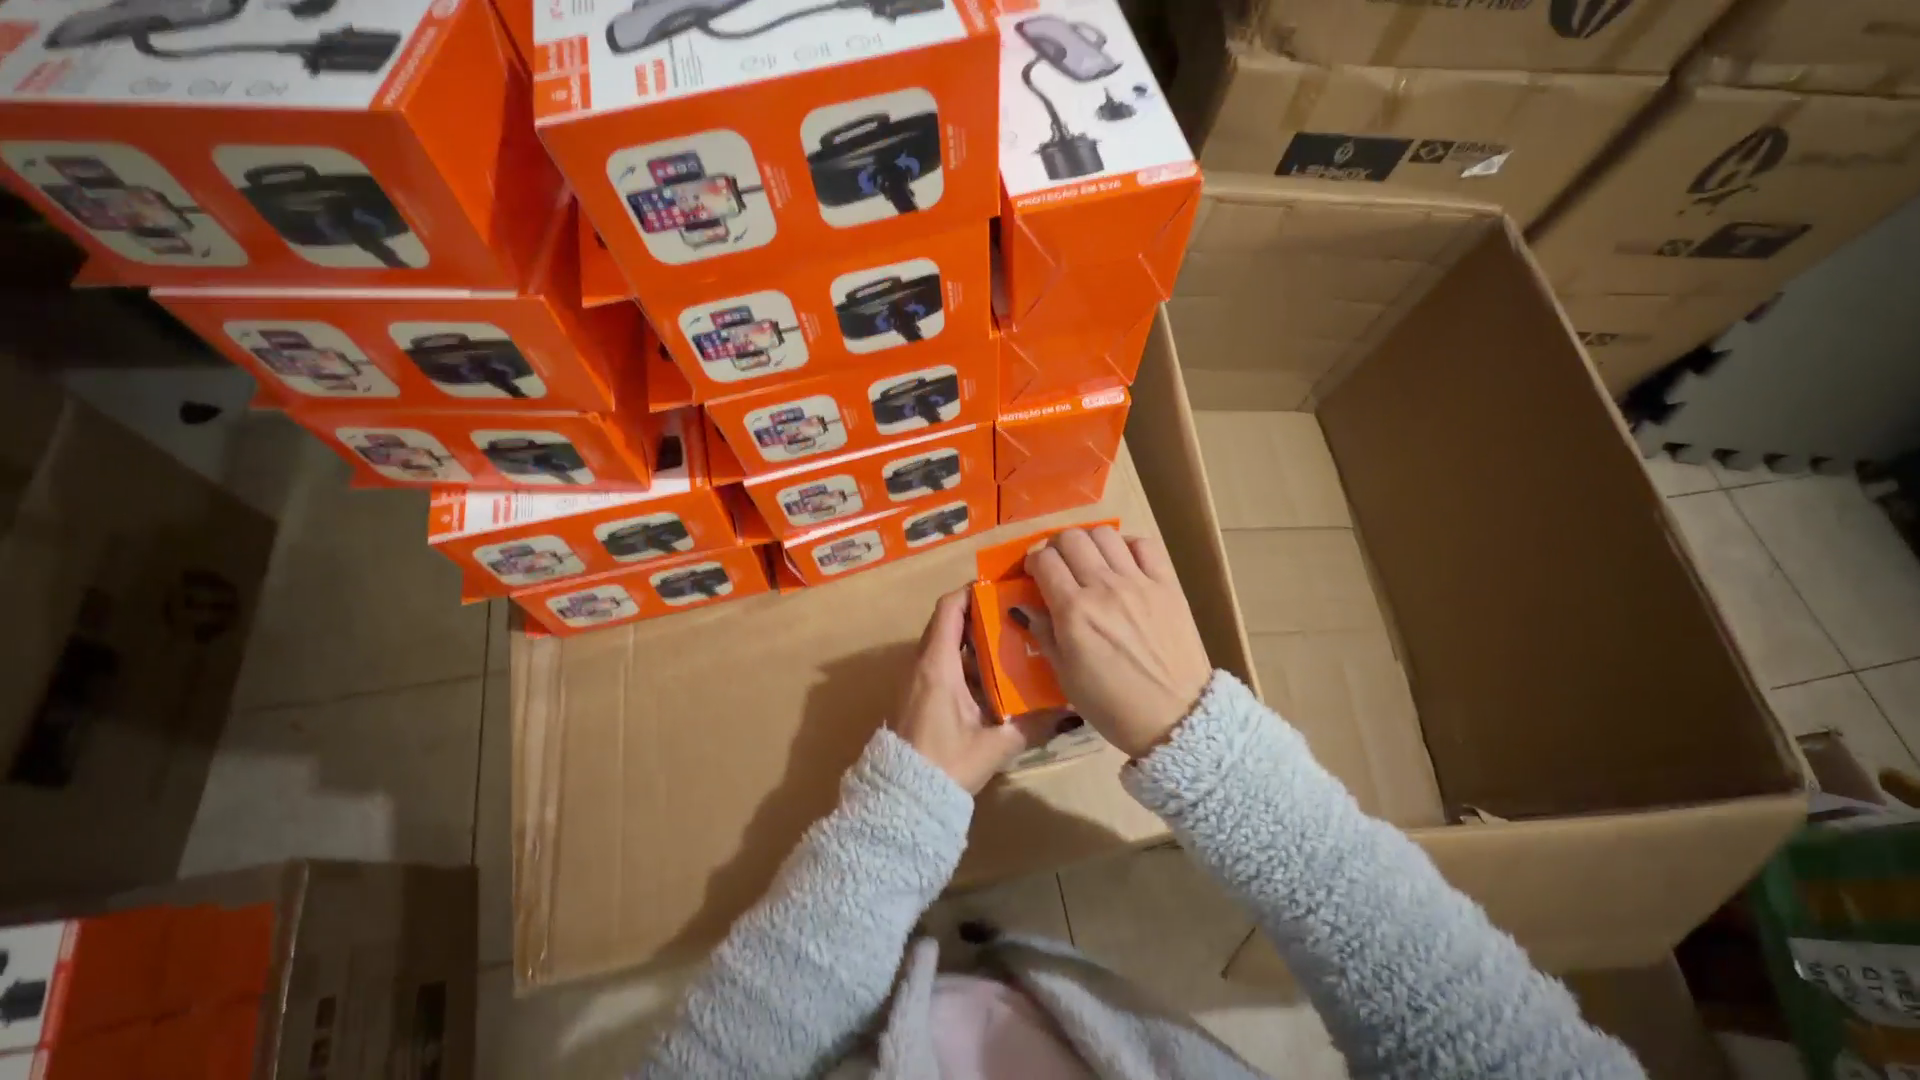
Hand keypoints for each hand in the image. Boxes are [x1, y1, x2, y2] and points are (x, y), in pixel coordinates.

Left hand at [892, 589, 1053, 793]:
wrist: (903, 798)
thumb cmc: (947, 764)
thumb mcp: (995, 745)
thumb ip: (1032, 725)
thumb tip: (1070, 711)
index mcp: (938, 665)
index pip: (950, 608)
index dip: (973, 592)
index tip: (1002, 589)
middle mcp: (922, 664)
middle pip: (948, 623)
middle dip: (979, 615)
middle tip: (1016, 616)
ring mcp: (916, 681)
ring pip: (944, 645)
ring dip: (973, 641)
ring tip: (1011, 643)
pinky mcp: (916, 697)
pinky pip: (940, 665)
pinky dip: (964, 662)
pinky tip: (993, 679)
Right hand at [1018, 528, 1211, 758]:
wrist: (1176, 717)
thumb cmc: (1113, 705)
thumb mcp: (1066, 677)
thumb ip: (1044, 635)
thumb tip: (1022, 608)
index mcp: (1074, 612)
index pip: (1044, 561)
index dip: (1033, 563)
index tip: (1034, 575)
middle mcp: (1104, 588)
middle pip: (1071, 538)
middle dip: (1057, 547)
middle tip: (1059, 565)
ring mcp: (1139, 582)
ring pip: (1105, 534)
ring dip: (1089, 542)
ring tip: (1090, 560)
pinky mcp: (1168, 584)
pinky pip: (1145, 545)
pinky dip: (1128, 545)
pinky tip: (1123, 562)